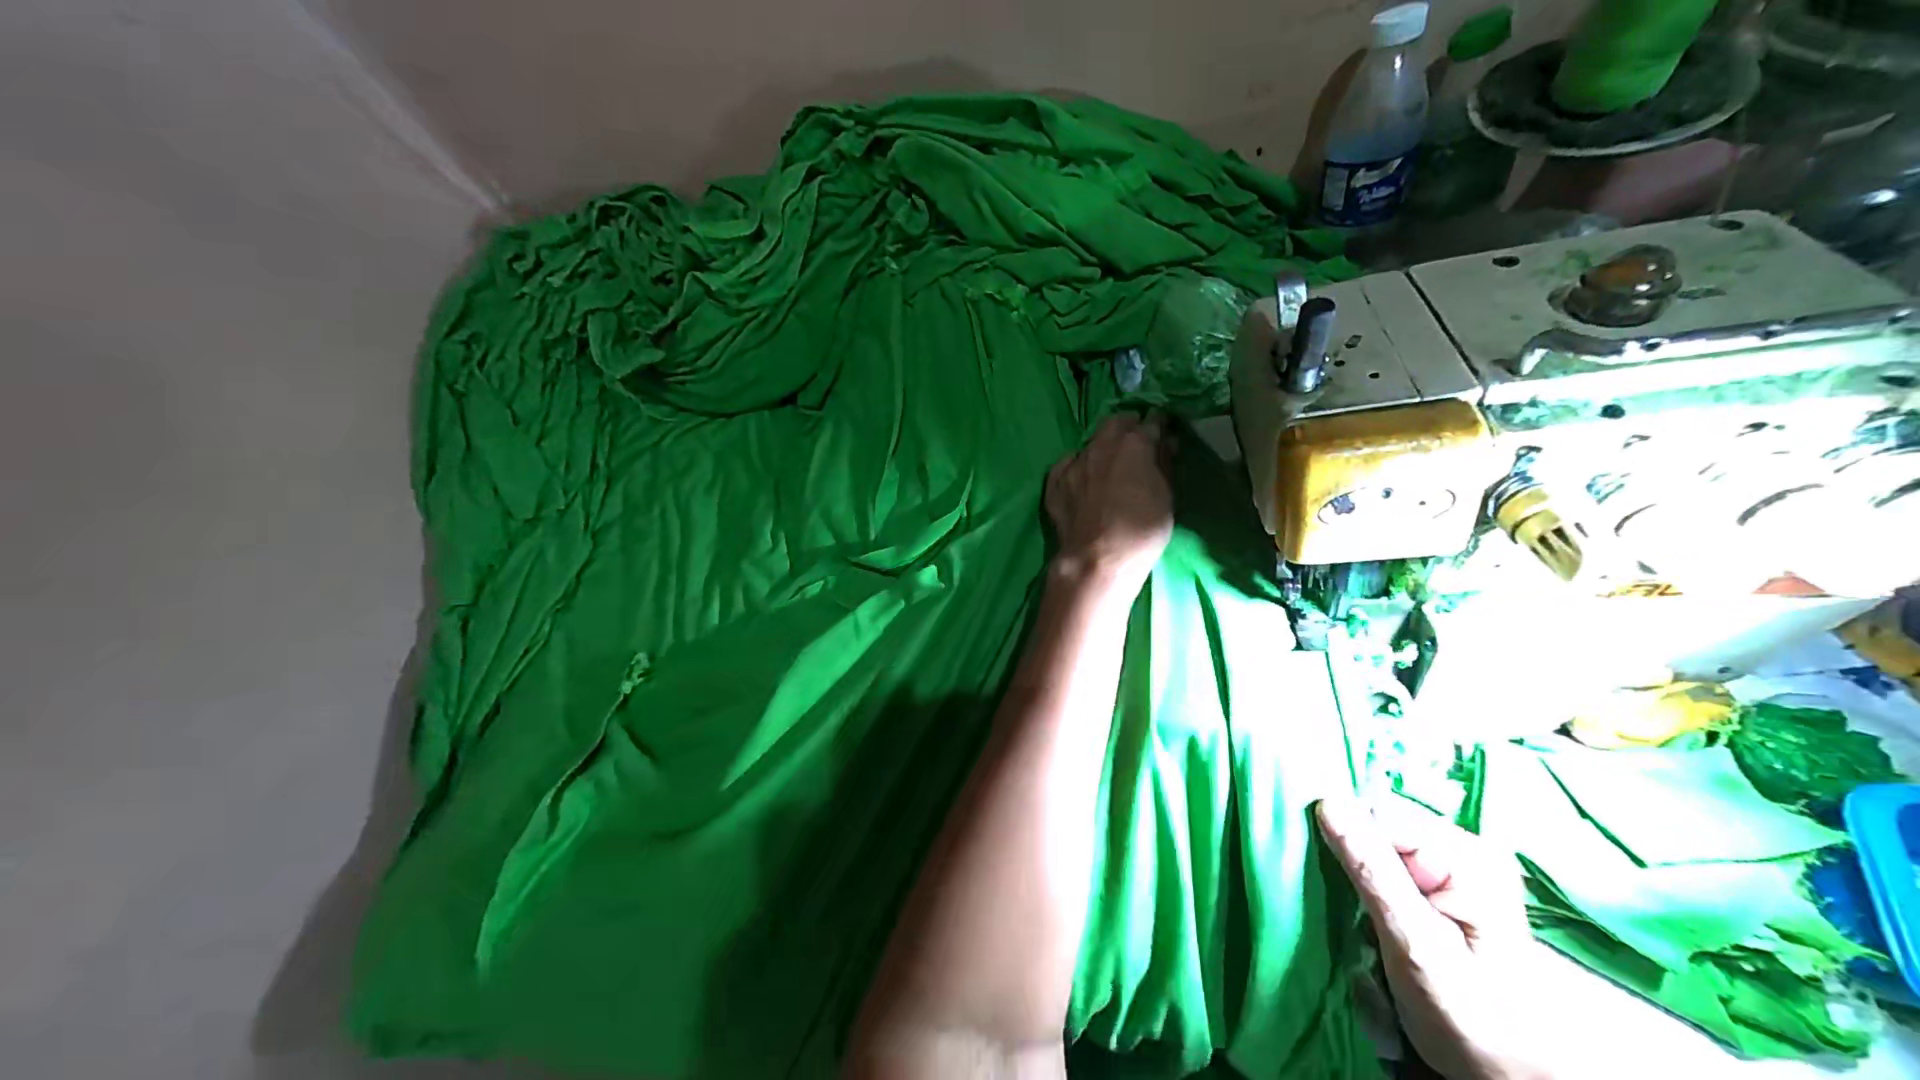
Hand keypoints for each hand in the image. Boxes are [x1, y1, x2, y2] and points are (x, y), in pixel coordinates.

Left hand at [1044, 413, 1173, 592]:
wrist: (1097, 559)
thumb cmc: (1142, 529)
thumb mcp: (1166, 496)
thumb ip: (1164, 464)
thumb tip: (1166, 443)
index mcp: (1133, 445)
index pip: (1151, 423)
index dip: (1159, 425)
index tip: (1163, 431)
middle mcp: (1101, 446)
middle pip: (1115, 424)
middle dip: (1128, 427)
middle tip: (1137, 441)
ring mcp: (1074, 463)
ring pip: (1091, 443)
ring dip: (1103, 447)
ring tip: (1111, 463)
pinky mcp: (1055, 482)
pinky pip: (1068, 464)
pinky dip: (1079, 466)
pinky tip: (1084, 478)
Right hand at [1317, 797, 1562, 1079]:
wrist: (1517, 1076)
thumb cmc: (1473, 1021)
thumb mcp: (1415, 947)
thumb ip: (1372, 871)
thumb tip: (1328, 804)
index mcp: (1464, 854)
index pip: (1375, 815)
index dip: (1346, 847)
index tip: (1345, 898)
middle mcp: (1459, 850)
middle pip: (1370, 834)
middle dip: (1351, 881)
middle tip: (1361, 936)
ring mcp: (1447, 870)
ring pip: (1366, 859)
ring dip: (1356, 904)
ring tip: (1371, 952)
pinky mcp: (1434, 890)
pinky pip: (1376, 878)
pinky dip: (1367, 913)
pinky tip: (1379, 949)